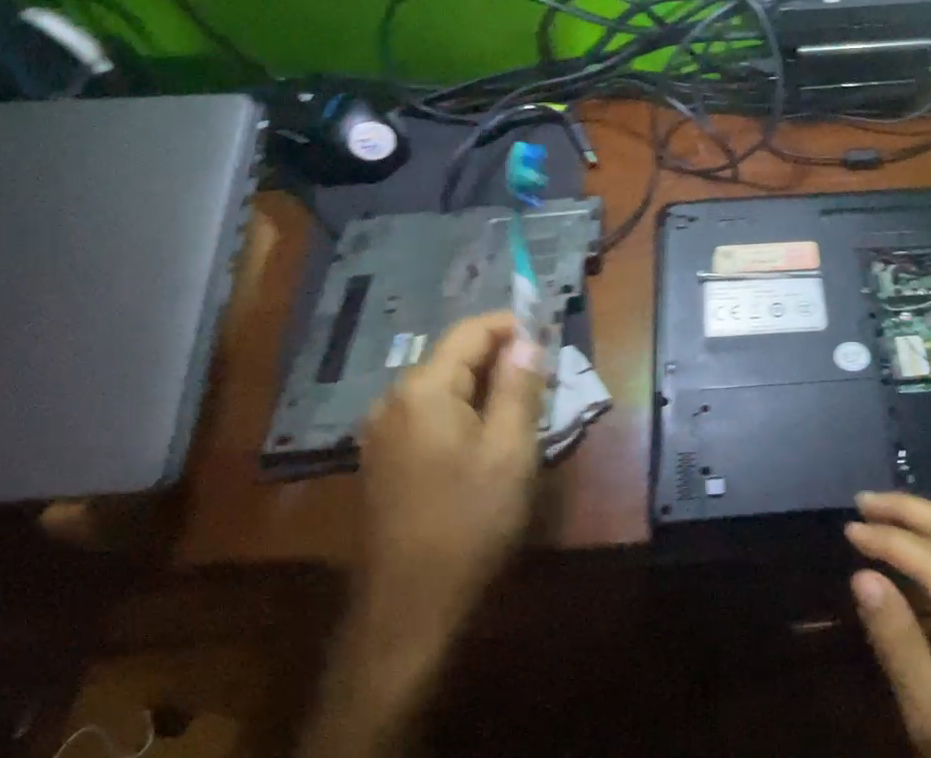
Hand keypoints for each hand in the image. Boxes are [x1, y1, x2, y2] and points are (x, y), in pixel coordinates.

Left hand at [357, 311, 545, 622]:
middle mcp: (392, 400)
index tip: (550, 338)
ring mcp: (380, 432)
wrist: (410, 603)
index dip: (512, 327)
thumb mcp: (511, 450)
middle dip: (500, 360)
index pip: (470, 332)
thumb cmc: (470, 520)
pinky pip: (427, 417)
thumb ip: (519, 387)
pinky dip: (460, 414)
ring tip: (522, 412)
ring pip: (440, 389)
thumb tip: (527, 341)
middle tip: (544, 381)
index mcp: (423, 389)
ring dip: (482, 389)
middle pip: (452, 358)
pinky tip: (485, 441)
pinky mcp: (381, 461)